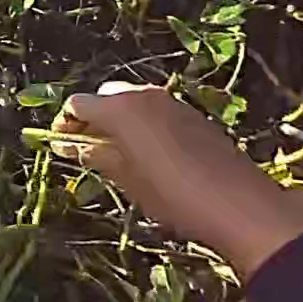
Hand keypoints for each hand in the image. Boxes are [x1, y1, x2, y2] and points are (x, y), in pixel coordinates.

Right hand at [53, 82, 302, 277]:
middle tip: (87, 149)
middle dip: (91, 119)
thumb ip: (94, 154)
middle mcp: (142, 95)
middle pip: (104, 97)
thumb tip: (66, 144)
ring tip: (116, 153)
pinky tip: (146, 152)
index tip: (61, 145)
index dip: (65, 123)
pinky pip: (152, 108)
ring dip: (117, 120)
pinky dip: (140, 122)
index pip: (78, 104)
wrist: (242, 206)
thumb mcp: (126, 179)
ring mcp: (169, 100)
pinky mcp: (190, 112)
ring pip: (129, 100)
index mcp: (120, 109)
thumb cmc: (173, 195)